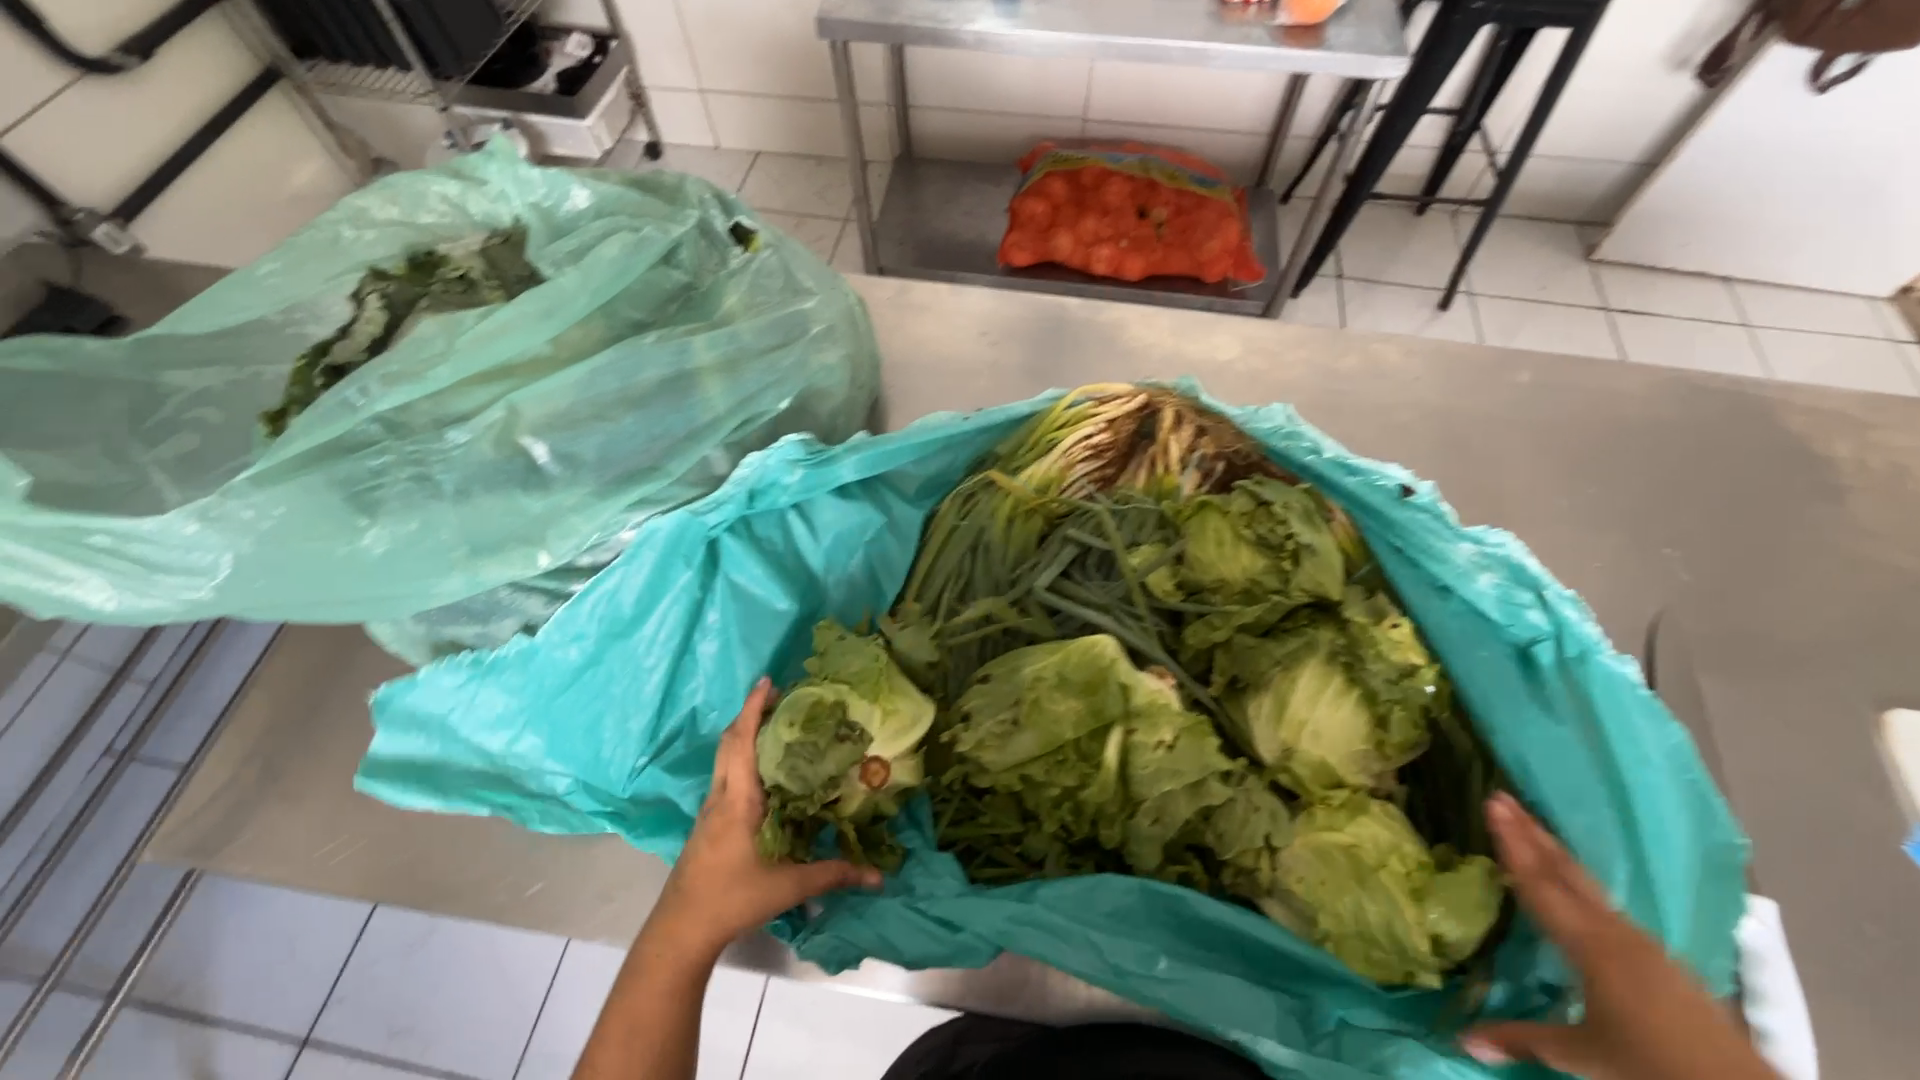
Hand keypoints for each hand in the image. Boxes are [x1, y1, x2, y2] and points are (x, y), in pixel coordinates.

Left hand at [645, 677, 882, 962]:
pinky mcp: (708, 825)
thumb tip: (878, 875)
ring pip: (725, 760)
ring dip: (745, 737)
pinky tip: (765, 775)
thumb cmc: (732, 899)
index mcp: (738, 800)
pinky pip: (726, 779)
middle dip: (751, 715)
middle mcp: (720, 797)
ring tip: (778, 729)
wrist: (681, 930)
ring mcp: (710, 811)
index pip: (742, 741)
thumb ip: (834, 875)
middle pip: (729, 743)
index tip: (768, 680)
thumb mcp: (788, 885)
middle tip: (781, 699)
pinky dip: (742, 761)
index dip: (752, 708)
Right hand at [1461, 793, 1774, 1079]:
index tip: (1493, 804)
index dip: (1513, 844)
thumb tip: (1460, 1039)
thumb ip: (1523, 1039)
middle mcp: (1618, 934)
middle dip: (1533, 834)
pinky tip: (1574, 887)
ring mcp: (1644, 945)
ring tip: (1531, 829)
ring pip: (1588, 886)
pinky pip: (1604, 905)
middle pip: (1567, 874)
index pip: (1541, 885)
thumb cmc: (1655, 1068)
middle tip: (1503, 798)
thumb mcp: (1583, 1057)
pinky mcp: (1659, 960)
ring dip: (1555, 854)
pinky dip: (1577, 882)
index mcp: (1593, 947)